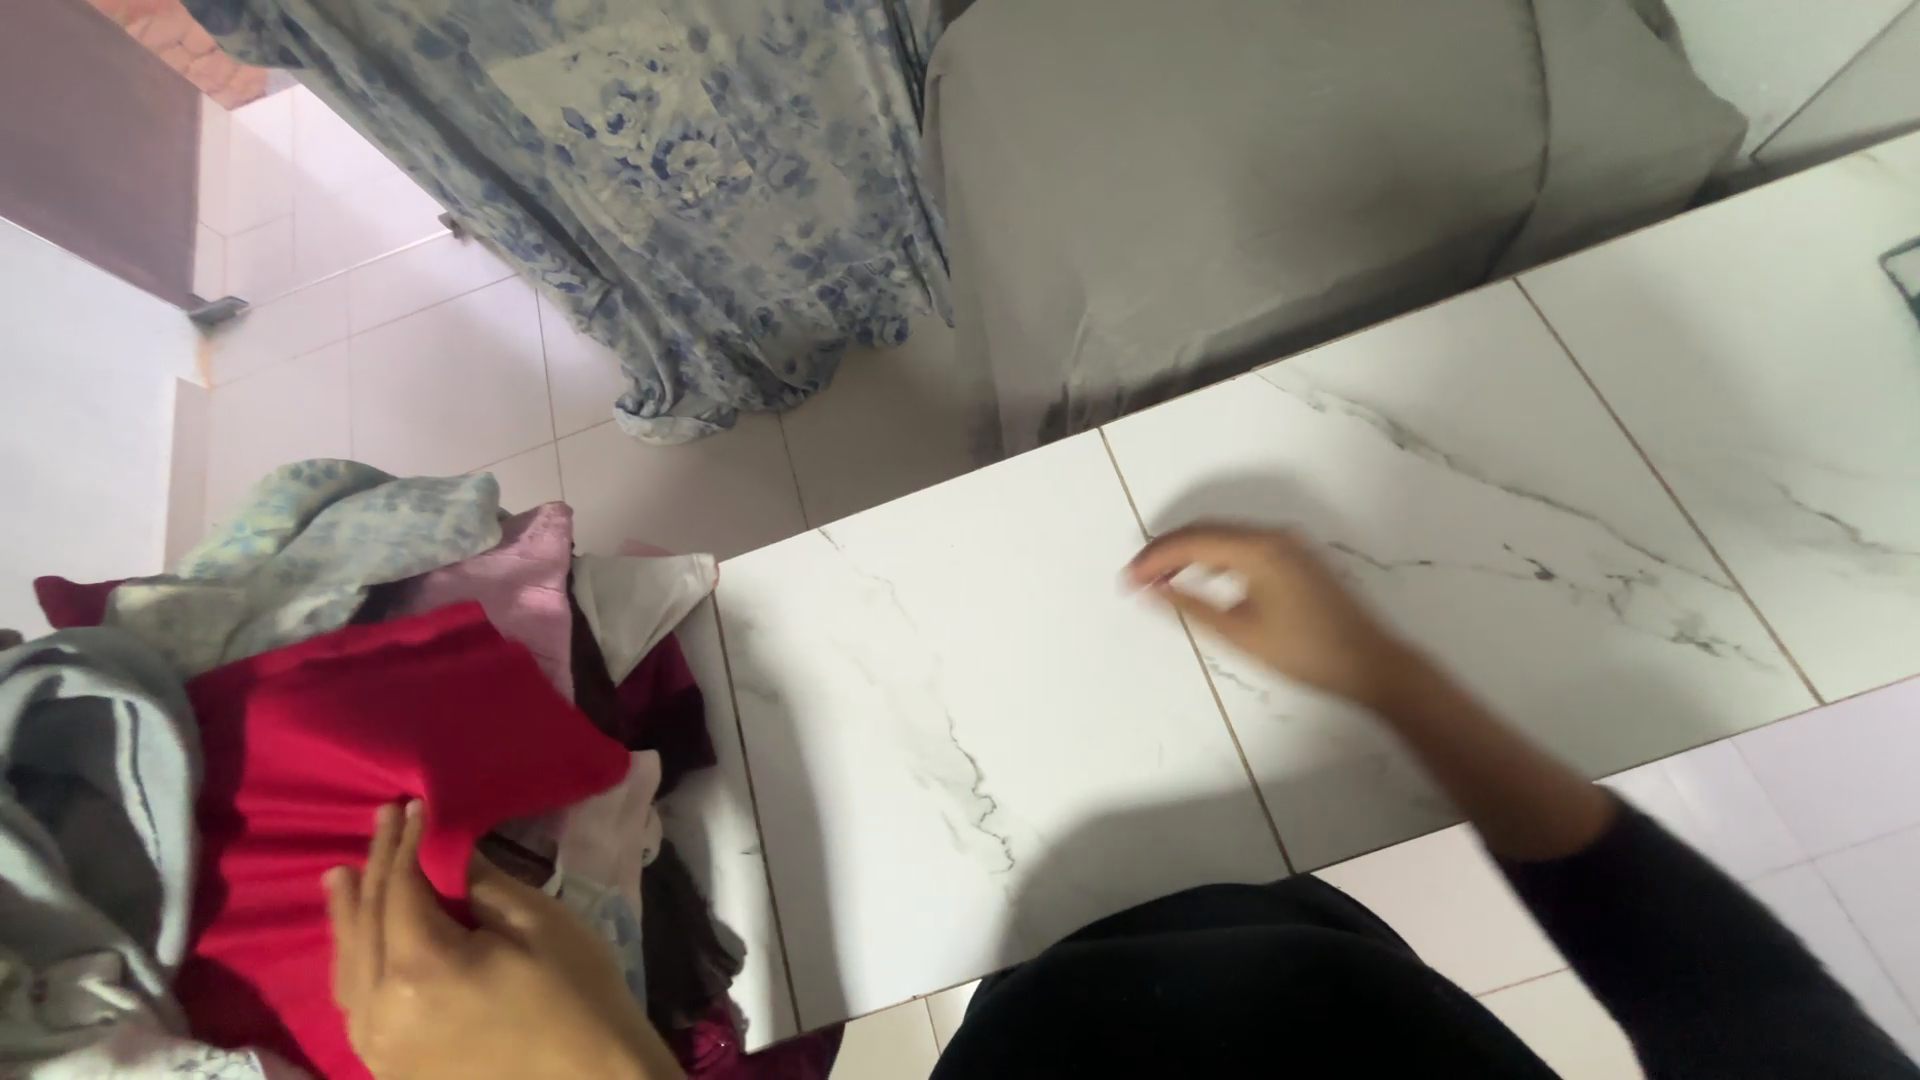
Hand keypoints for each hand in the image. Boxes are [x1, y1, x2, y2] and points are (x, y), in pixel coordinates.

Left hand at [326, 801, 682, 1079]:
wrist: (585, 1076)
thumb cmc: (574, 989)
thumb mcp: (540, 923)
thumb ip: (484, 887)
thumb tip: (451, 856)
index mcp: (422, 968)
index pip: (400, 891)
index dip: (406, 844)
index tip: (413, 805)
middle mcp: (381, 1009)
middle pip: (366, 925)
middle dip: (375, 867)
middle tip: (380, 820)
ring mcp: (378, 1046)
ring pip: (348, 968)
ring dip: (348, 916)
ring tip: (340, 876)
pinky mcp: (389, 1066)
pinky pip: (356, 1002)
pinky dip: (353, 961)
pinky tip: (356, 944)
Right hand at [1128, 523, 1419, 710]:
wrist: (1371, 665)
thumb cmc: (1304, 653)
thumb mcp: (1236, 633)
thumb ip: (1187, 606)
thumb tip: (1147, 591)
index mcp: (1257, 549)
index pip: (1190, 541)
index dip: (1152, 558)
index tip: (1126, 581)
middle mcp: (1272, 536)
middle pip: (1203, 531)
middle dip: (1165, 552)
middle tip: (1135, 579)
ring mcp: (1287, 544)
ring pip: (1221, 537)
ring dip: (1187, 554)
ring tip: (1158, 581)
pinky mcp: (1294, 557)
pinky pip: (1241, 546)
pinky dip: (1212, 558)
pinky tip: (1197, 579)